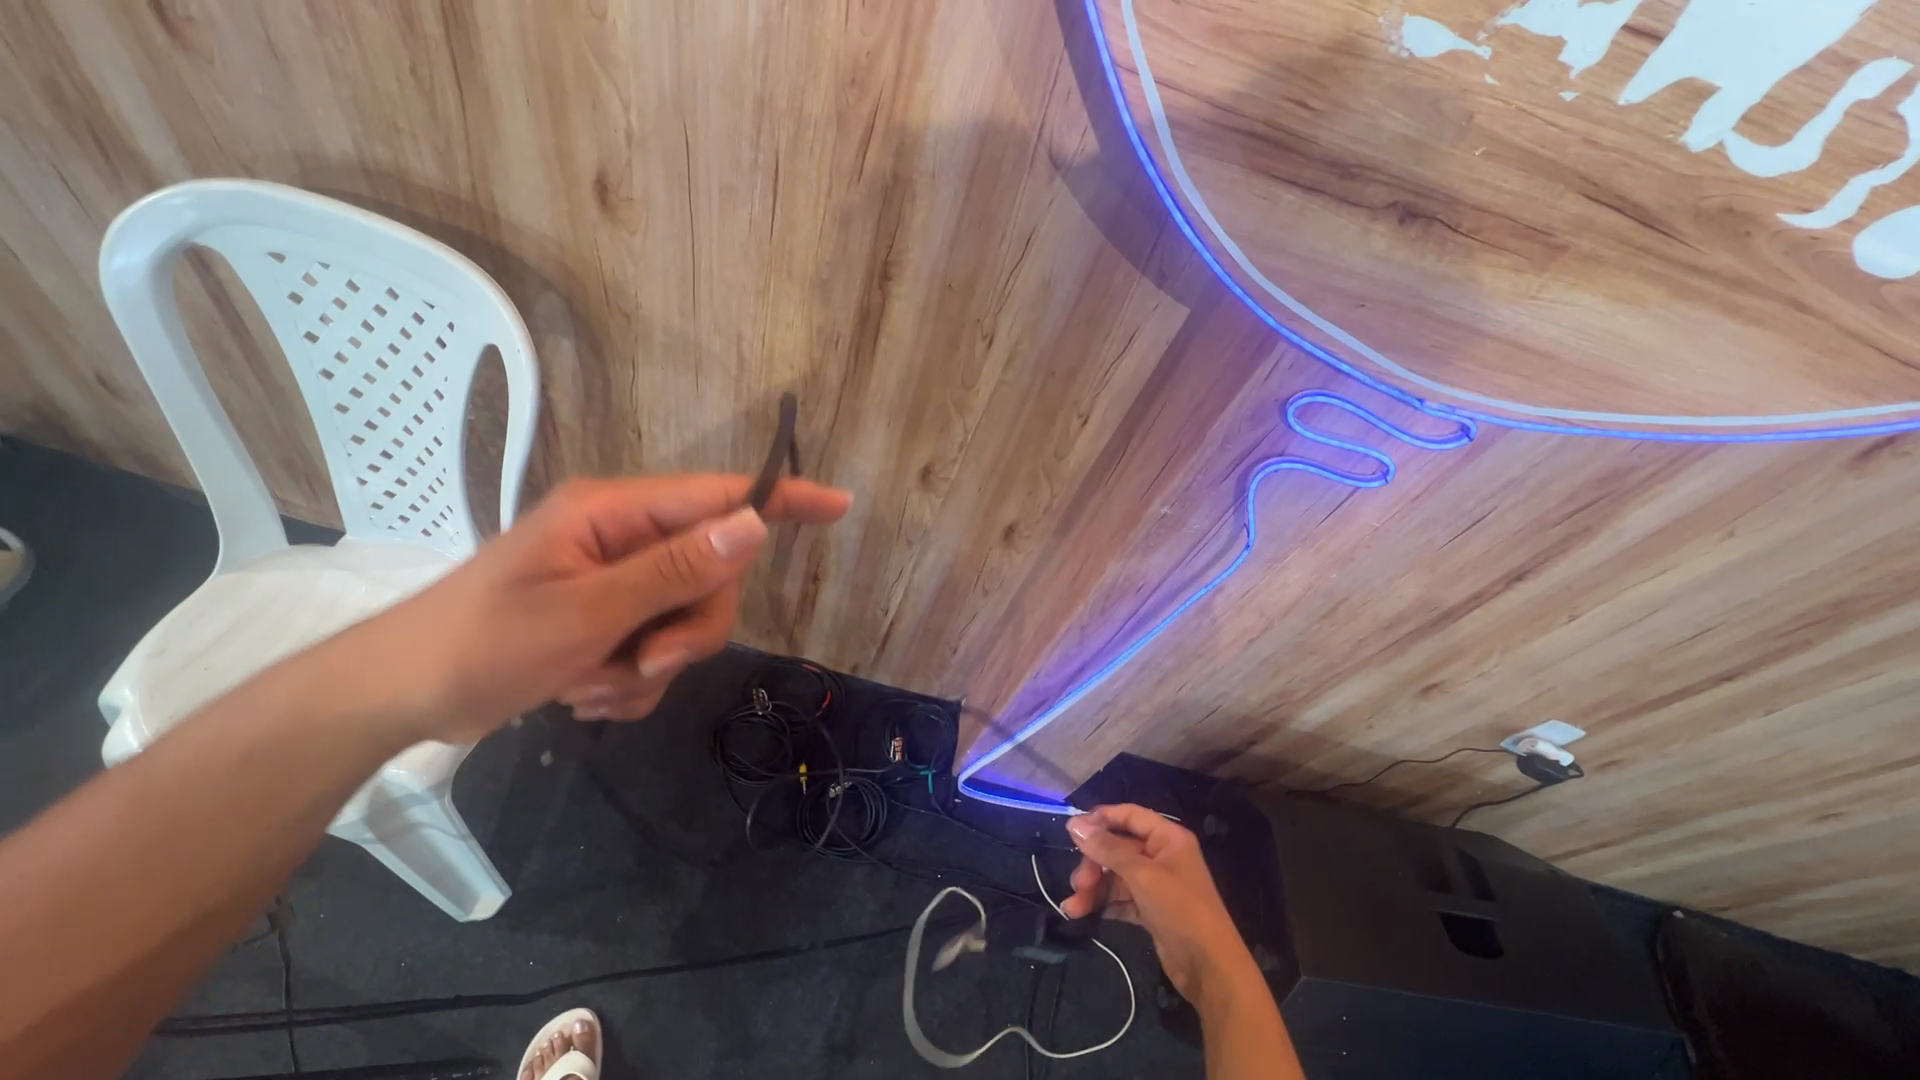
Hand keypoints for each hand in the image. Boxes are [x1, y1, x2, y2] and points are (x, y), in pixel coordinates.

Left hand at [351, 473, 851, 742]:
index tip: (839, 505)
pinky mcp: (606, 618)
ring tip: (593, 686)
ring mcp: (614, 580)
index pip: (717, 498)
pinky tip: (587, 695)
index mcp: (613, 514)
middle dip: (687, 630)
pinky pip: (656, 648)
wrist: (402, 697)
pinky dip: (632, 680)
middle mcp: (621, 538)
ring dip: (651, 665)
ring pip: (685, 620)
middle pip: (710, 575)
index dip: (780, 502)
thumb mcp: (587, 612)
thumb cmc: (482, 644)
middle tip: (643, 661)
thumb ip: (676, 568)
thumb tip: (754, 524)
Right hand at [1063, 804, 1258, 1008]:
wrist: (1209, 968)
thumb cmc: (1181, 910)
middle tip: (1078, 883)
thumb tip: (1075, 825)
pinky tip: (1085, 914)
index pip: (1129, 815)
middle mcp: (1161, 855)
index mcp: (1168, 838)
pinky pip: (1120, 898)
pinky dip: (1103, 903)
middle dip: (1093, 864)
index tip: (1071, 830)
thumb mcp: (1142, 875)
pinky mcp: (1150, 909)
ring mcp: (1156, 883)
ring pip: (1115, 875)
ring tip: (1074, 907)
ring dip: (1093, 888)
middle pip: (1117, 847)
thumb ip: (1108, 849)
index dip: (1100, 819)